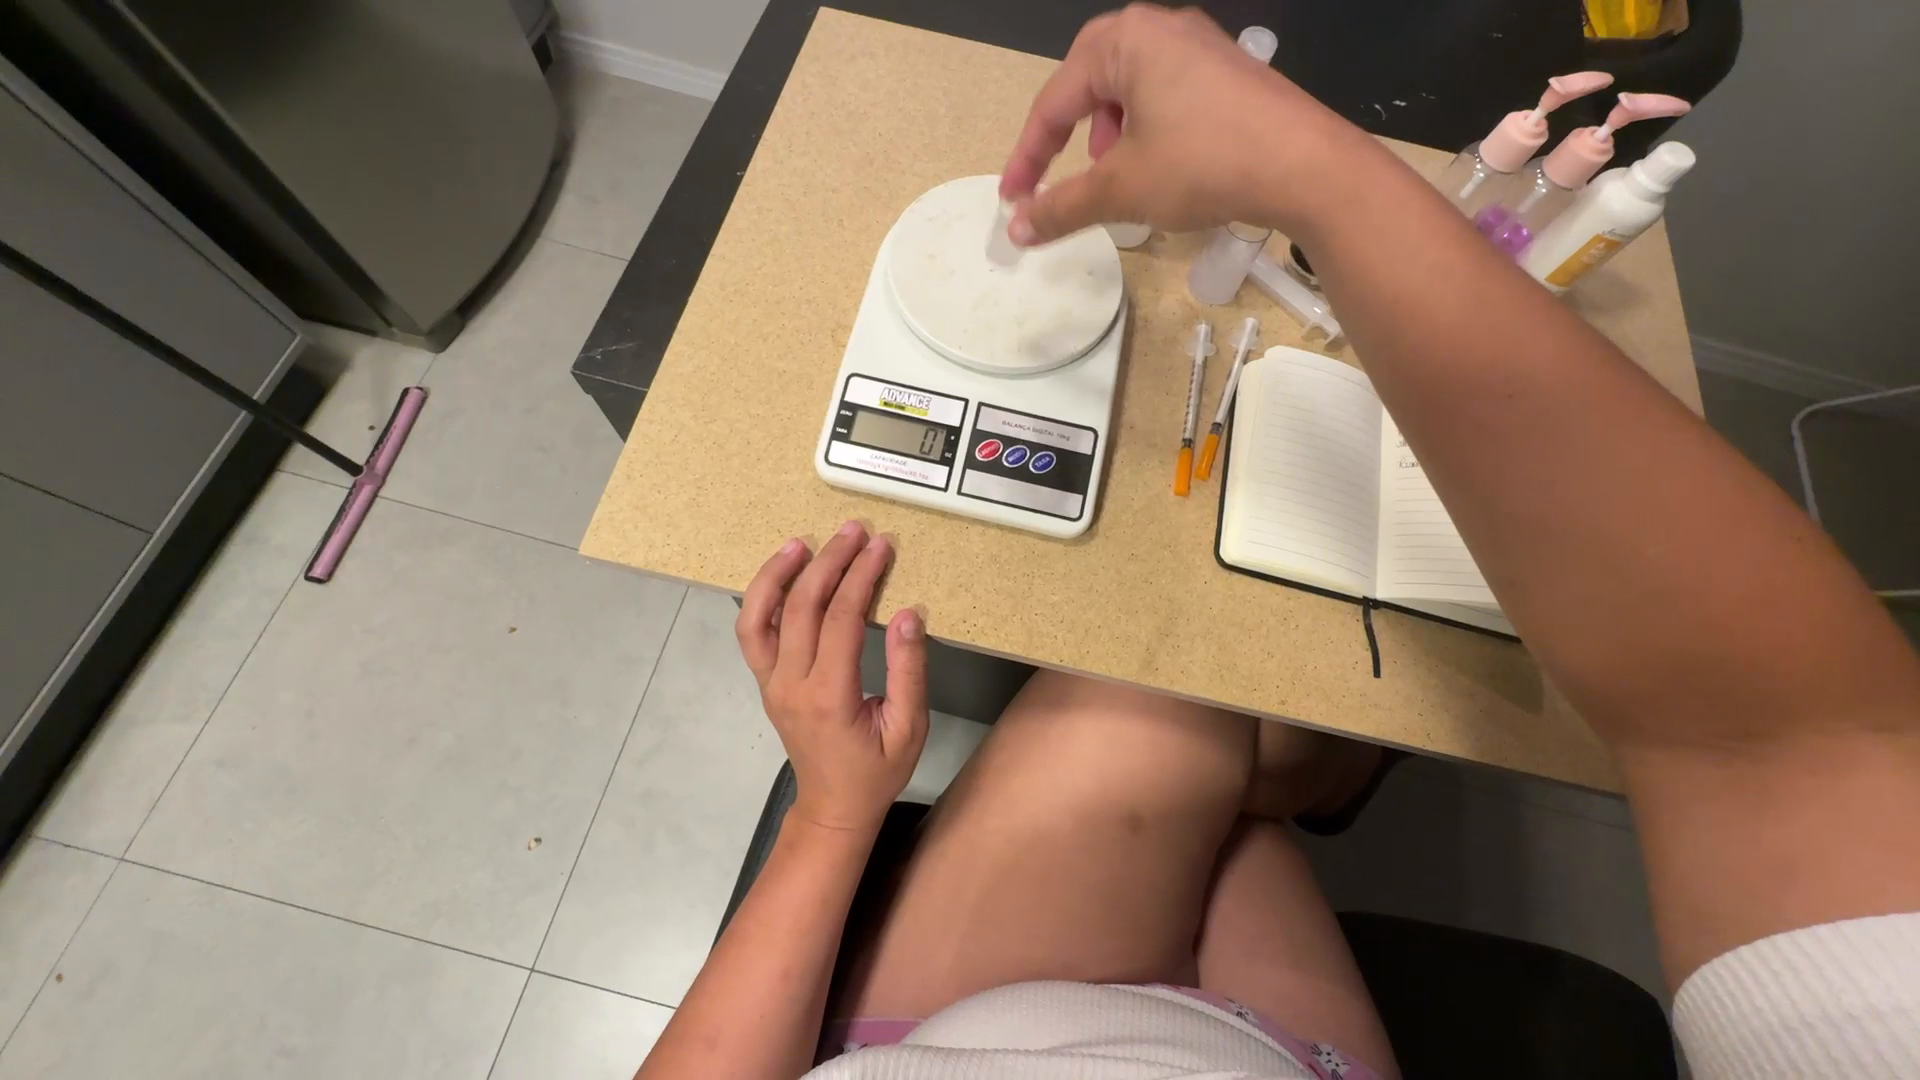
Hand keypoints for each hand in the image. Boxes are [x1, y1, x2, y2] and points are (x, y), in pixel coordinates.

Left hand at [736, 522, 928, 833]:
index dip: (862, 577)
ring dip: (780, 573)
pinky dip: (763, 597)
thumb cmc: (876, 771)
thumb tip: (907, 614)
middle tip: (855, 531)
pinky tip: (783, 573)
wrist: (833, 806)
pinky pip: (753, 632)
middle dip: (830, 562)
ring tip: (804, 542)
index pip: (842, 620)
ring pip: (760, 616)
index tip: (881, 547)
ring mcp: (771, 682)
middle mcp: (791, 684)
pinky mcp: (765, 681)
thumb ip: (908, 671)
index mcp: (829, 696)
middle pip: (803, 607)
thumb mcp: (910, 728)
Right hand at [999, 4, 1372, 245]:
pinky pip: (1164, 93)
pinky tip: (1157, 163)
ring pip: (1129, 86)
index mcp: (1126, 41)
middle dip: (1068, 130)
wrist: (1304, 166)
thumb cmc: (1202, 165)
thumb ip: (1062, 207)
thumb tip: (1017, 228)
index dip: (1027, 156)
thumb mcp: (1121, 190)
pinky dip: (1144, 128)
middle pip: (1089, 78)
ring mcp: (1200, 47)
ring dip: (1107, 131)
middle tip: (1062, 170)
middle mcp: (1161, 29)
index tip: (1012, 199)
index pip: (1055, 101)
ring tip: (1113, 171)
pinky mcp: (1226, 73)